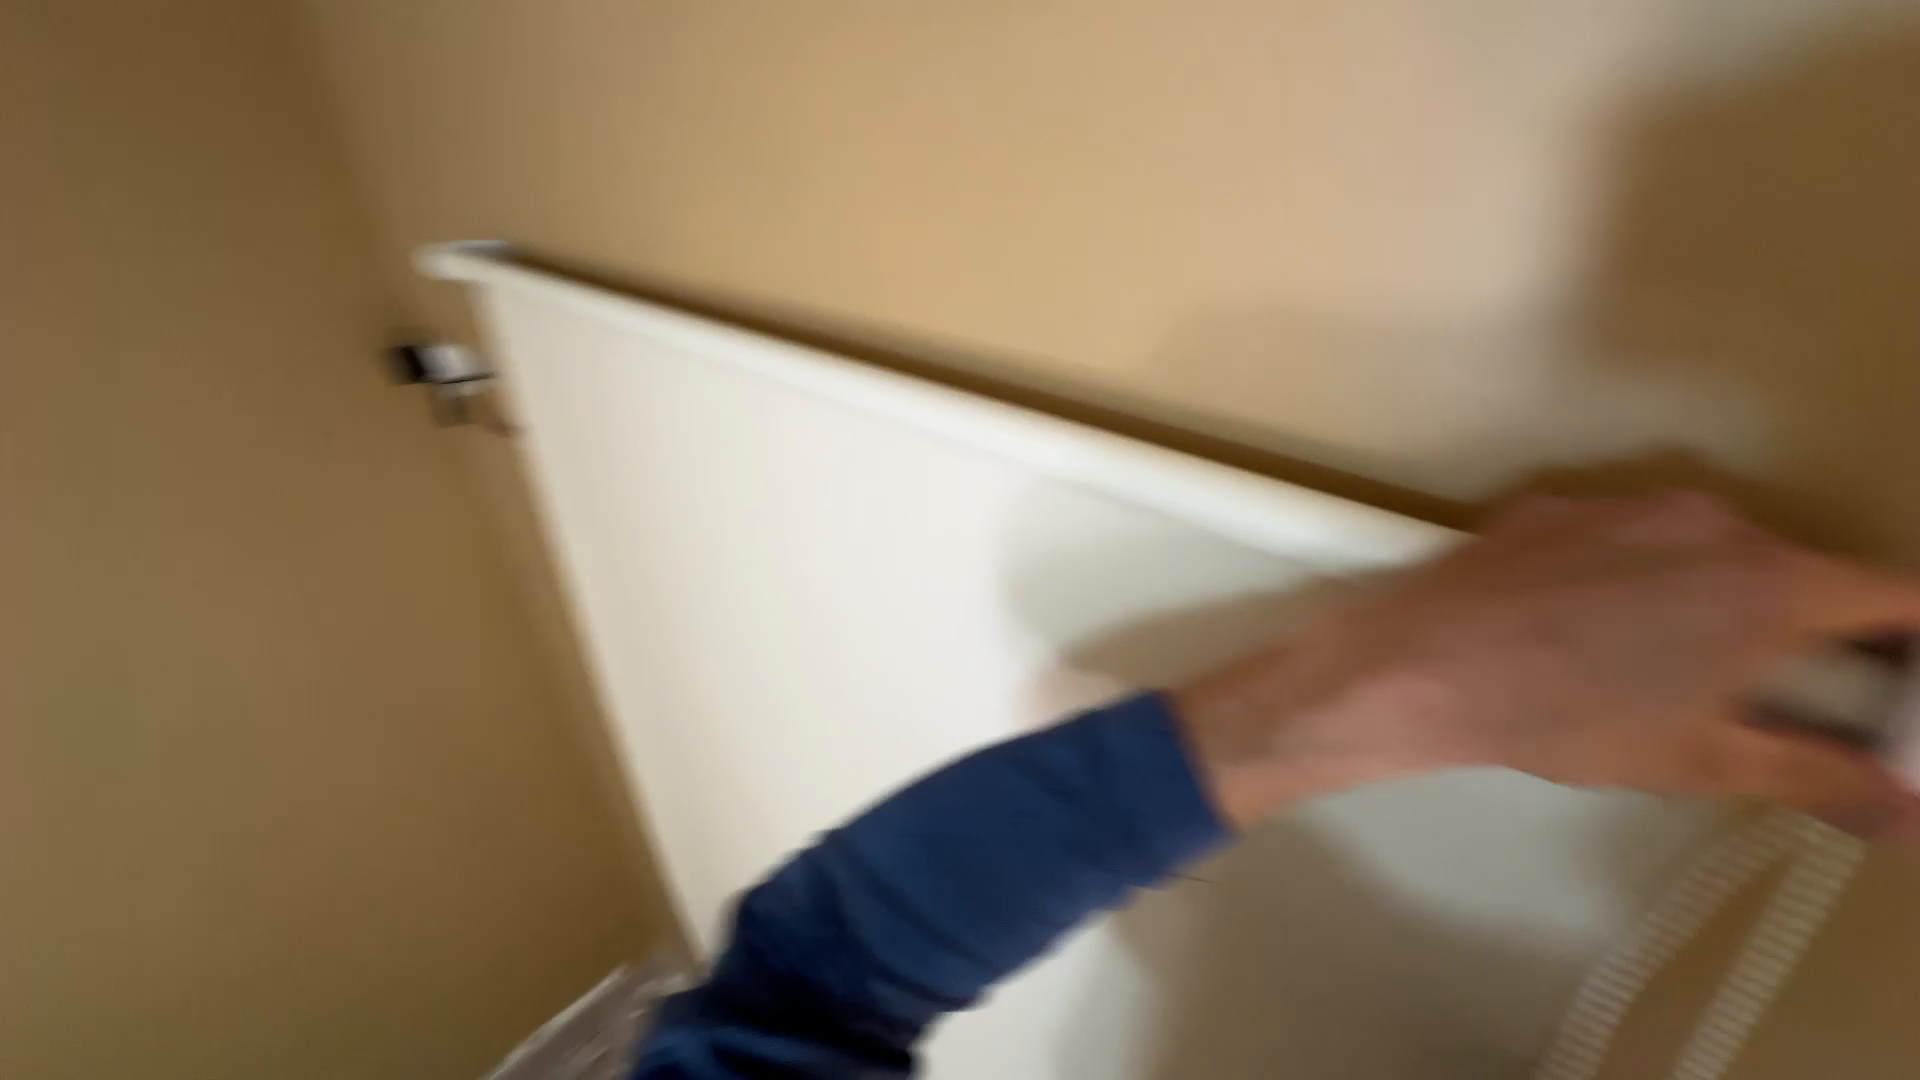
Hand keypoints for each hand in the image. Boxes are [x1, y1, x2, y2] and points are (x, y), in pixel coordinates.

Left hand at [1170, 491, 1919, 837]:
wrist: (1413, 666)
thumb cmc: (1561, 717)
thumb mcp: (1697, 759)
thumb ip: (1818, 776)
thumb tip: (1907, 809)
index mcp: (1769, 579)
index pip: (1898, 601)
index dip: (1906, 651)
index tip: (1886, 687)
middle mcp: (1701, 520)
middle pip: (1787, 569)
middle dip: (1790, 625)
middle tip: (1751, 684)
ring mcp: (1612, 504)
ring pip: (1692, 548)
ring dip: (1695, 594)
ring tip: (1640, 657)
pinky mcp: (1541, 507)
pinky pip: (1610, 537)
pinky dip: (1615, 572)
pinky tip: (1566, 619)